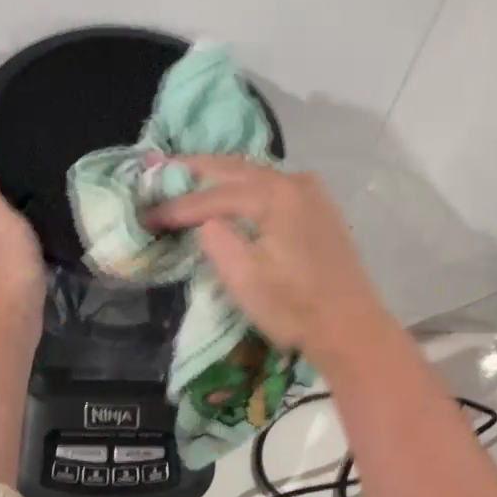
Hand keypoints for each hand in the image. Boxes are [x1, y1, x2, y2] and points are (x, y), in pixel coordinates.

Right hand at [144, 156, 388, 357]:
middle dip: (195, 170)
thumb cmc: (293, 307)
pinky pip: (273, 187)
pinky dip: (245, 186)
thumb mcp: (243, 278)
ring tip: (188, 174)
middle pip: (235, 169)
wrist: (350, 328)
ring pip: (256, 175)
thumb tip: (206, 222)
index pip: (213, 195)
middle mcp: (294, 182)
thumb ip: (216, 240)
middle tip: (159, 168)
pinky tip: (233, 191)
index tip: (147, 216)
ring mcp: (312, 195)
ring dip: (221, 175)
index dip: (177, 206)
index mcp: (274, 195)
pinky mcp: (319, 212)